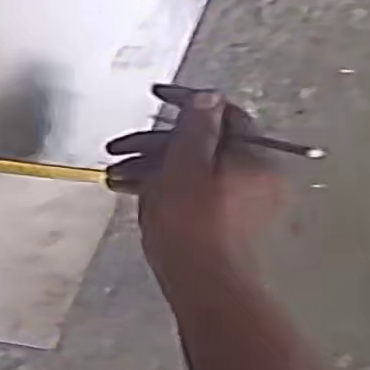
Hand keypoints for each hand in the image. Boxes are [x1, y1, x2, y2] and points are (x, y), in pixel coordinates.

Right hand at [107, 85, 286, 264]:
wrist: (201, 275)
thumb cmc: (190, 219)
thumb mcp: (185, 167)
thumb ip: (196, 130)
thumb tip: (206, 97)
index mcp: (253, 157)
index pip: (223, 114)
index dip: (188, 101)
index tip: (155, 94)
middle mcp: (254, 172)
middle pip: (200, 142)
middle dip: (154, 142)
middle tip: (115, 149)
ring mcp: (241, 194)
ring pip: (190, 165)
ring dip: (150, 164)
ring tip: (115, 174)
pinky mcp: (222, 213)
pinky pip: (190, 185)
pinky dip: (161, 182)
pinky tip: (131, 188)